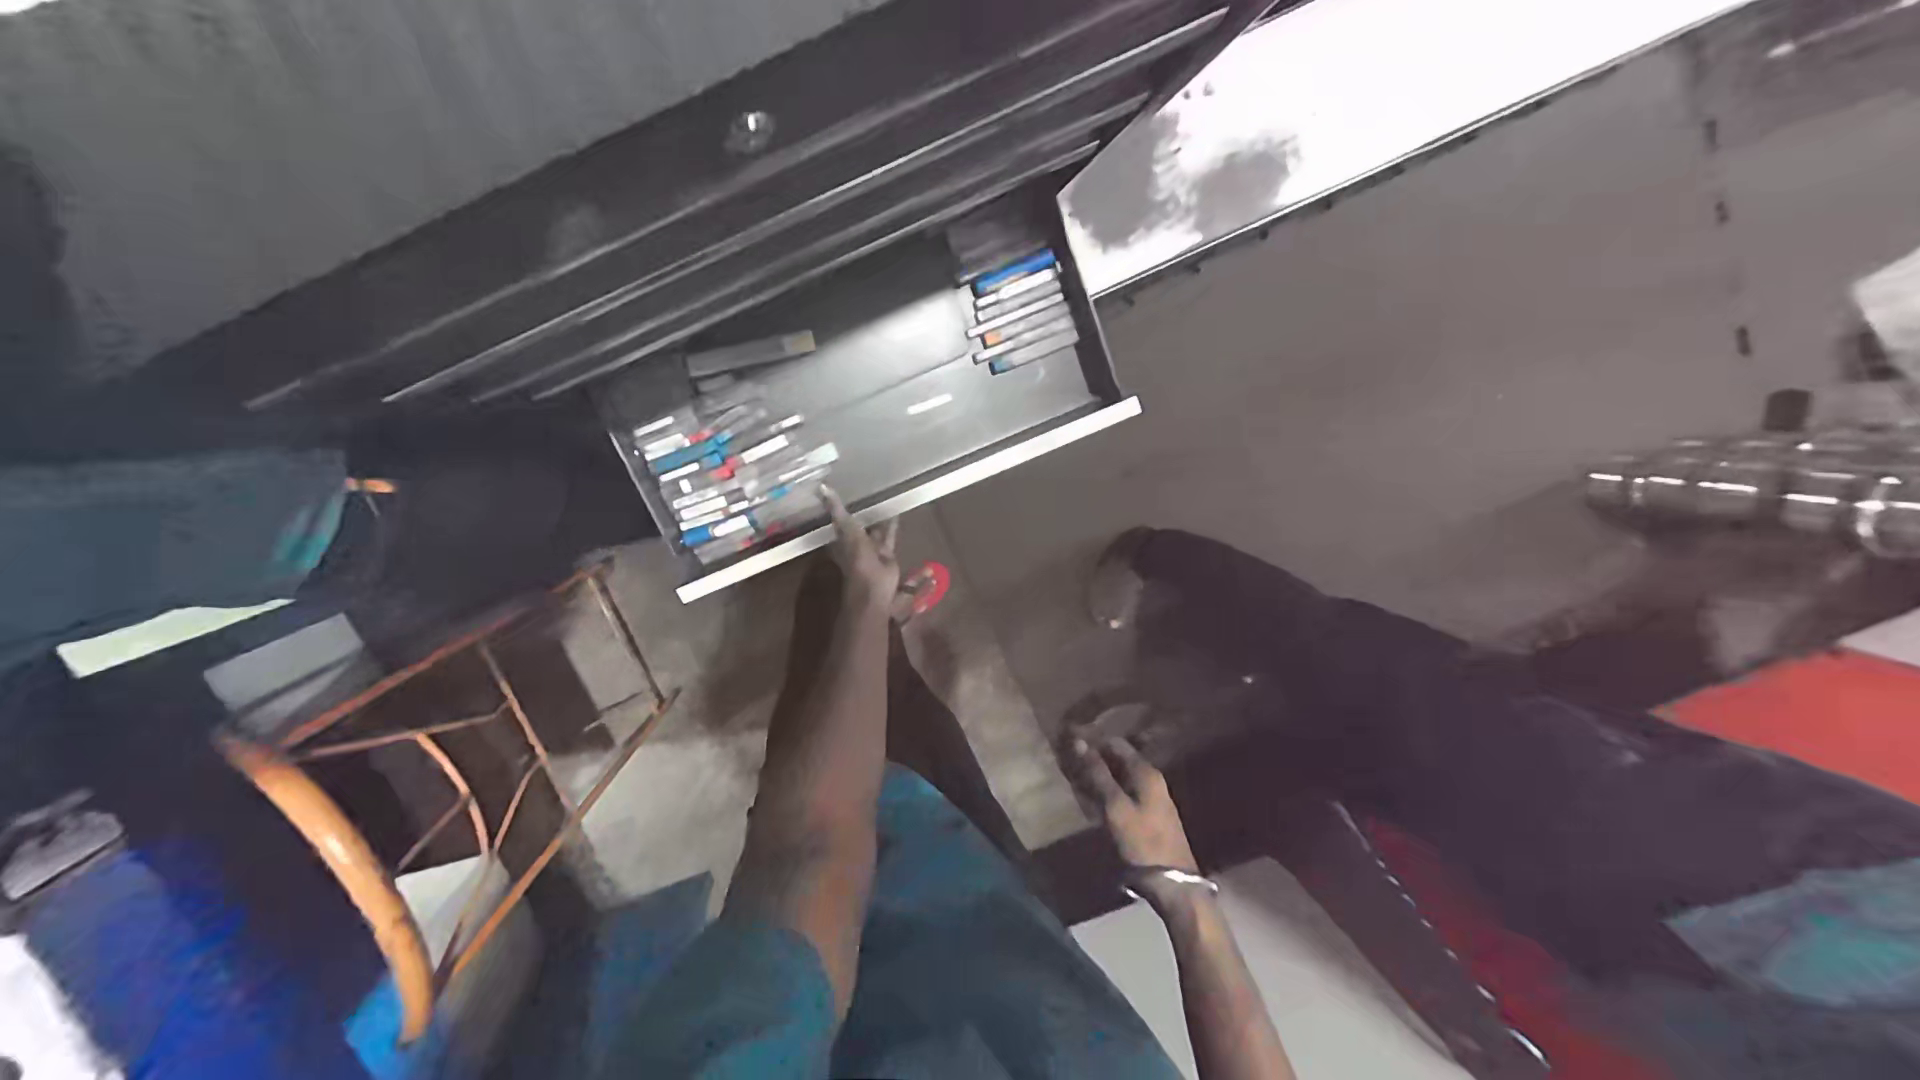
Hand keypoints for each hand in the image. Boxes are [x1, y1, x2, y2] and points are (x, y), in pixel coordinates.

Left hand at [822, 485, 899, 605]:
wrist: (874, 583)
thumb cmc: (856, 557)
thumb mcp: (845, 528)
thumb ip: (836, 509)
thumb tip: (821, 486)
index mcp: (841, 537)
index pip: (839, 519)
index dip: (839, 507)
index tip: (842, 491)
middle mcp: (854, 542)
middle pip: (857, 523)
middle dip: (861, 512)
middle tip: (866, 492)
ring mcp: (870, 547)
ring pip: (873, 528)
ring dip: (878, 517)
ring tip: (884, 497)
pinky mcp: (886, 551)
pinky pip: (889, 534)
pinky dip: (892, 525)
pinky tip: (897, 512)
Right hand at [1068, 734, 1203, 911]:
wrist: (1171, 883)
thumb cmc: (1142, 842)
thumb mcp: (1115, 806)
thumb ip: (1098, 774)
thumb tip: (1079, 742)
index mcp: (1146, 772)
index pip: (1115, 743)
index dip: (1092, 741)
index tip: (1068, 745)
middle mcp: (1151, 779)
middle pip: (1117, 760)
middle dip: (1093, 760)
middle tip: (1066, 764)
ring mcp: (1150, 798)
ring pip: (1118, 777)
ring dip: (1097, 777)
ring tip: (1073, 780)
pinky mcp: (1147, 815)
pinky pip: (1122, 793)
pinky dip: (1105, 792)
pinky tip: (1089, 800)